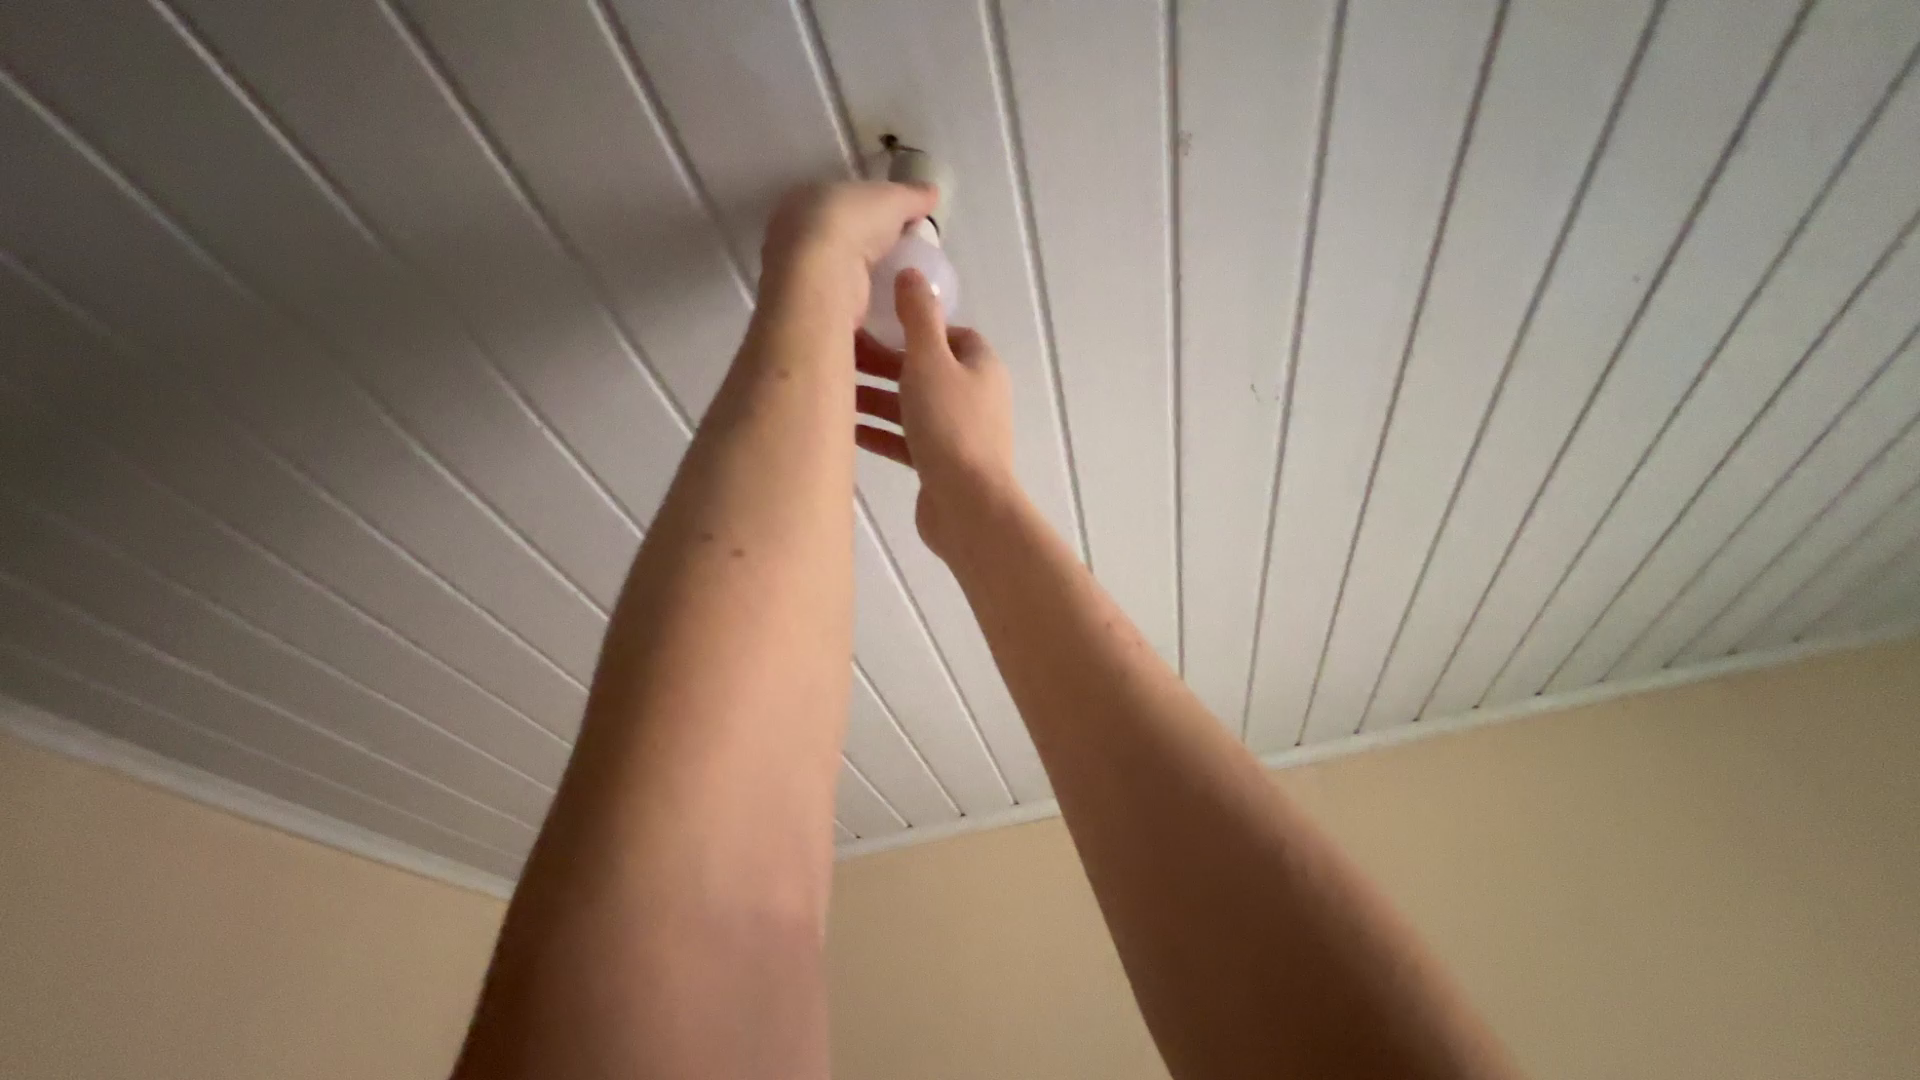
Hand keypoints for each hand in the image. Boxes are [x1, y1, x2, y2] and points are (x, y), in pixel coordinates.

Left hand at [759, 181, 938, 327]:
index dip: (867, 213)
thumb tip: (932, 192)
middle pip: (838, 243)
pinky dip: (859, 311)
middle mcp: (791, 237)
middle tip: (900, 264)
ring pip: (836, 277)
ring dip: (861, 284)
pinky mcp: (808, 311)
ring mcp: (795, 277)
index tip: (896, 228)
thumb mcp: (891, 199)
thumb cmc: (850, 224)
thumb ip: (912, 197)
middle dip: (865, 252)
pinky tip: (883, 316)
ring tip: (898, 295)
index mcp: (805, 200)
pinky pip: (839, 307)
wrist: (821, 278)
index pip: (839, 204)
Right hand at [854, 269, 1018, 560]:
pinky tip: (845, 429)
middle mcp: (973, 396)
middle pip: (924, 369)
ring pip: (911, 405)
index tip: (875, 325)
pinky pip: (905, 439)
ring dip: (876, 398)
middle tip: (840, 356)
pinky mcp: (939, 464)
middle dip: (884, 362)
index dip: (913, 326)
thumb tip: (913, 274)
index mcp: (979, 365)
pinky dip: (879, 432)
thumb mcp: (930, 359)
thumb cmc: (950, 425)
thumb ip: (918, 316)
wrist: (967, 505)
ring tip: (833, 391)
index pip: (948, 334)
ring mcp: (957, 433)